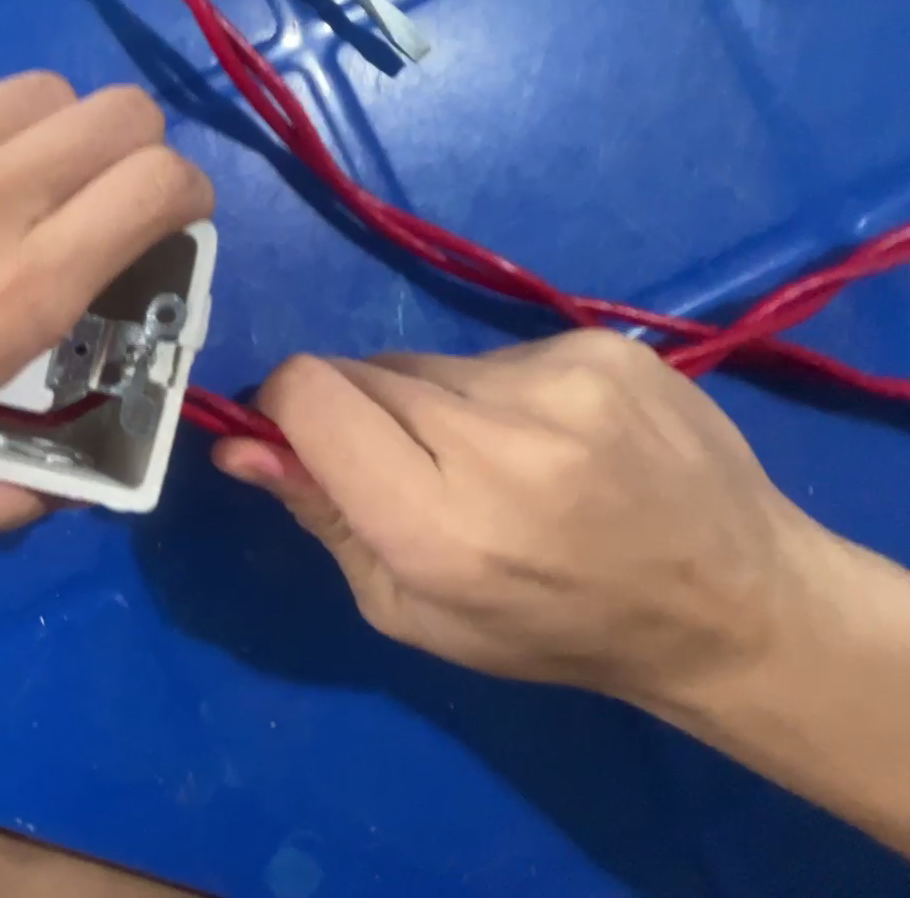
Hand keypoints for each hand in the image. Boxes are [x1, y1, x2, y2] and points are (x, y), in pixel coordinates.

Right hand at [213, 329, 843, 704]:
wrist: (737, 607)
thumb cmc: (544, 627)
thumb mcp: (403, 607)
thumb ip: (318, 516)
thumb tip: (236, 447)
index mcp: (438, 522)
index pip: (309, 395)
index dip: (278, 405)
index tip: (291, 438)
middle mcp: (496, 437)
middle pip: (351, 371)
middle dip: (348, 412)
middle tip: (398, 465)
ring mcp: (558, 380)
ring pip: (413, 361)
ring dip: (414, 401)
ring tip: (482, 456)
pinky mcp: (600, 346)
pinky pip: (480, 354)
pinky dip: (481, 392)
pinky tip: (538, 437)